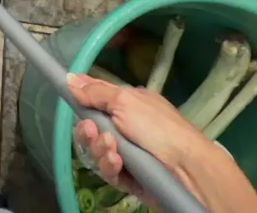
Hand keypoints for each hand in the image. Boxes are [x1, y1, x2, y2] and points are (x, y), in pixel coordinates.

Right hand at [67, 73, 256, 212]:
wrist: (187, 169)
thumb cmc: (157, 127)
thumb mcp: (124, 100)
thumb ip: (95, 92)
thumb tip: (69, 78)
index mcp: (127, 104)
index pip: (97, 98)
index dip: (82, 99)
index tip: (68, 97)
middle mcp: (125, 127)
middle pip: (92, 128)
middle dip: (87, 130)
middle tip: (92, 131)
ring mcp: (127, 154)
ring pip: (97, 151)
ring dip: (99, 149)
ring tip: (111, 148)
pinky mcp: (129, 178)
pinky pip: (109, 172)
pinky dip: (109, 166)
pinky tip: (118, 163)